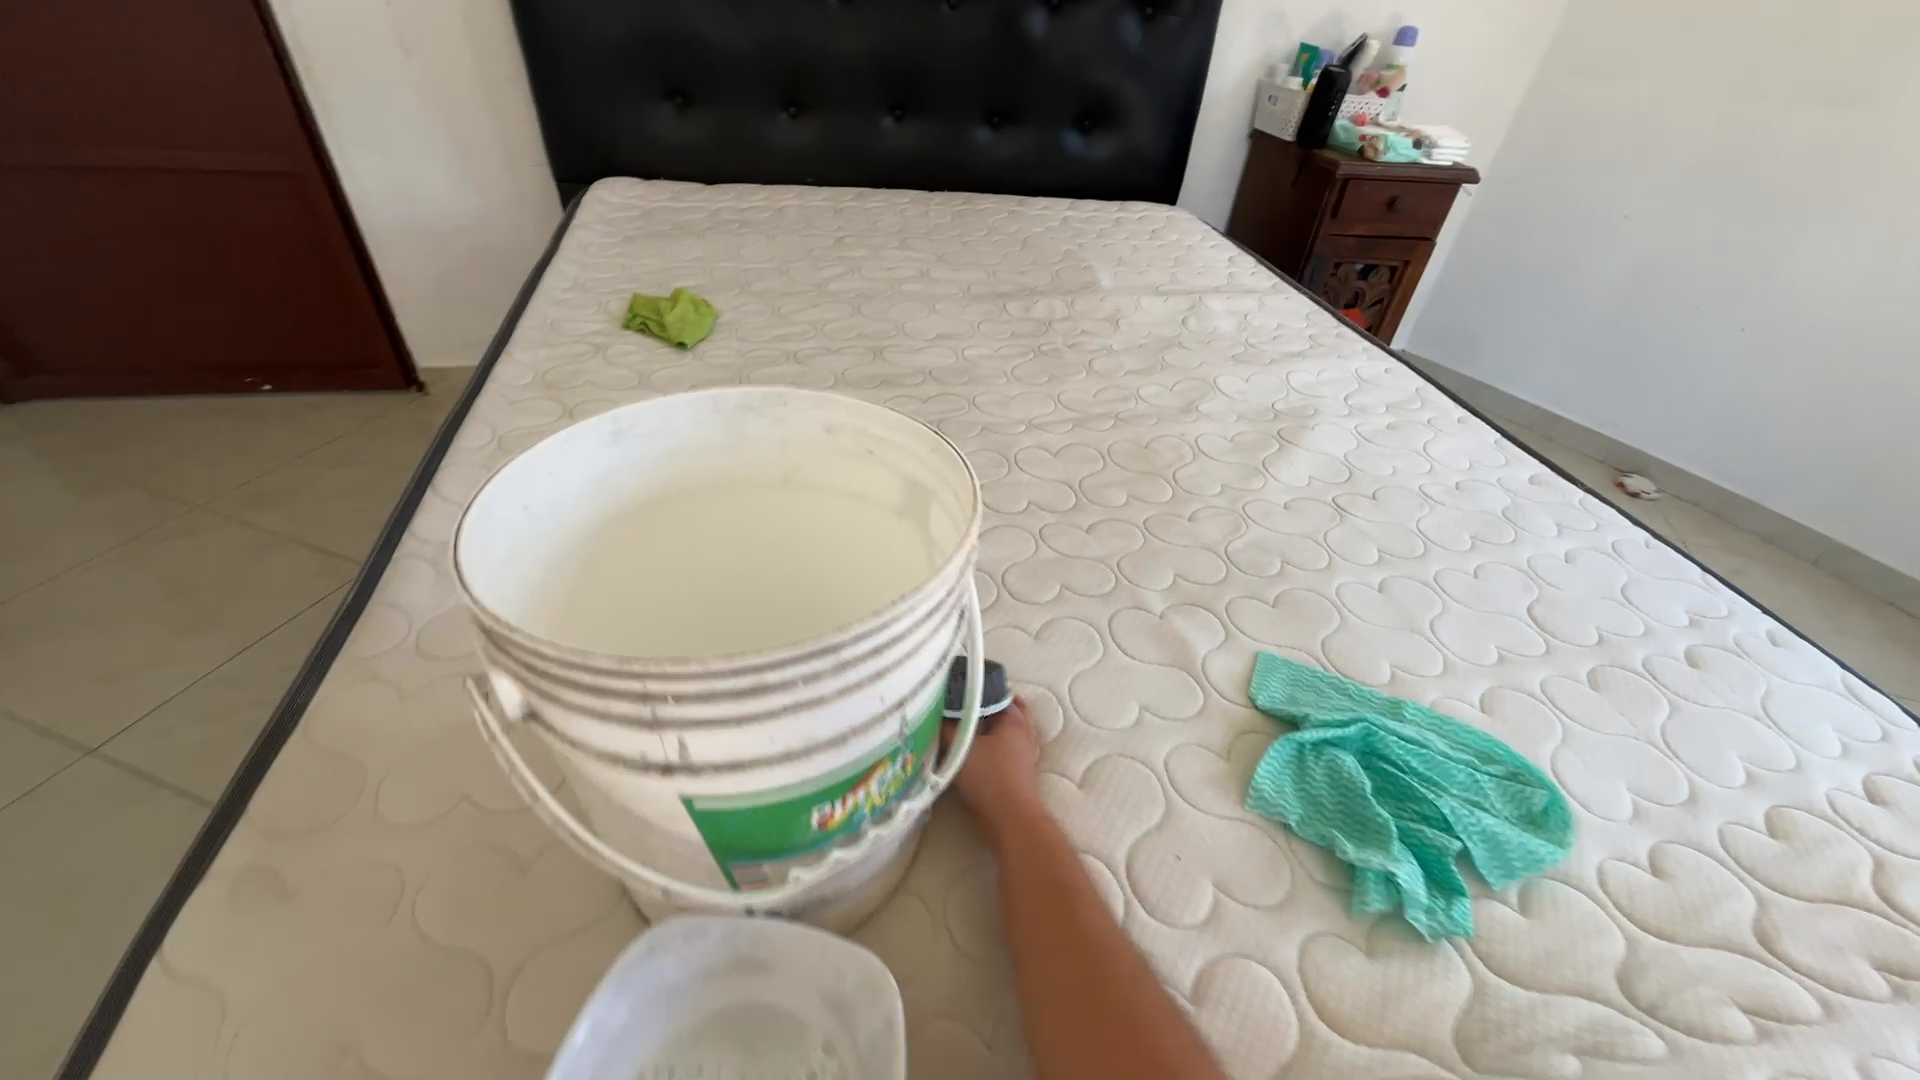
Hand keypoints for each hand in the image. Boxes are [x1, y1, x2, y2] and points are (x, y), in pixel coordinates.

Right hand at [945, 696, 1044, 843]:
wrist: (1010, 819)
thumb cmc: (988, 777)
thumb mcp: (961, 748)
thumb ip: (947, 728)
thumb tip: (935, 713)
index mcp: (1015, 719)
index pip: (998, 693)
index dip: (978, 690)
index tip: (958, 690)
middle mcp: (1025, 733)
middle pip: (1006, 712)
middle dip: (986, 709)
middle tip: (962, 708)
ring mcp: (1026, 754)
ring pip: (1006, 733)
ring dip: (990, 730)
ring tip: (966, 729)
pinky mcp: (1021, 773)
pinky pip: (1006, 751)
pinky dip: (994, 747)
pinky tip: (976, 752)